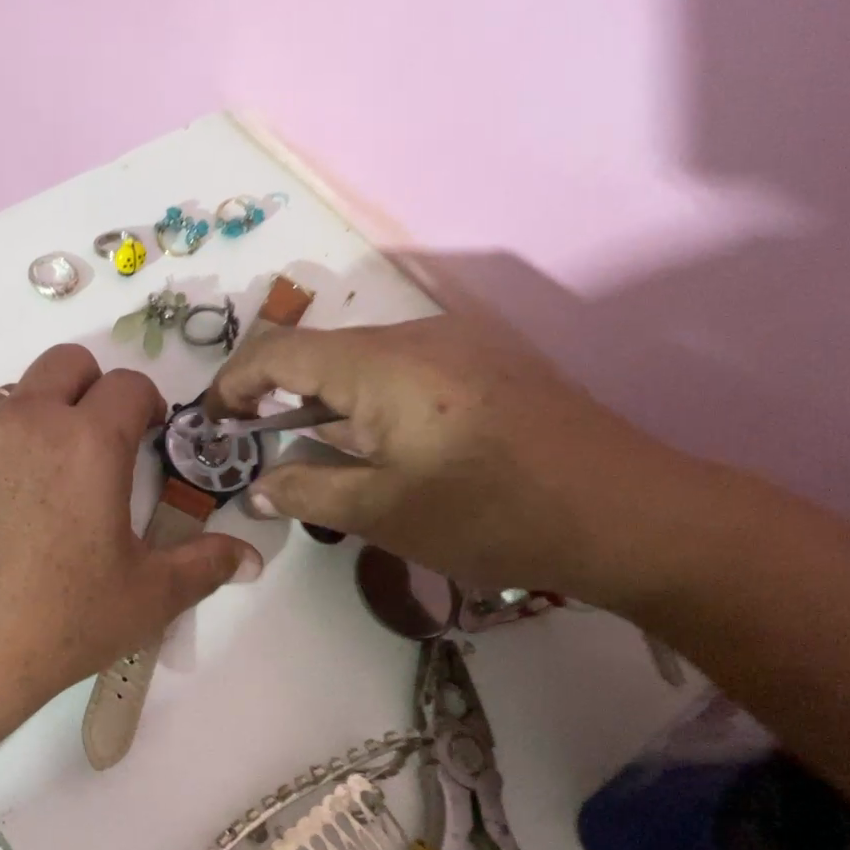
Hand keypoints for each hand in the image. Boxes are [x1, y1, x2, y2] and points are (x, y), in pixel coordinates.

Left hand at [0, 344, 258, 713]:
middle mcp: (24, 418)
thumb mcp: (146, 598)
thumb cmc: (58, 621)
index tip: (144, 435)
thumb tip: (247, 557)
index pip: (127, 384)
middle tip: (93, 442)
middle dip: (89, 388)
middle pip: (65, 362)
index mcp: (86, 440)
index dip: (144, 404)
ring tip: (34, 482)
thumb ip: (203, 565)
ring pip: (10, 395)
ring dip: (32, 419)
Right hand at [207, 315, 689, 596]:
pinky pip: (400, 365)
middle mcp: (411, 335)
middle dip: (276, 397)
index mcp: (378, 364)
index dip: (231, 385)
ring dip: (324, 400)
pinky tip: (387, 444)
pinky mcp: (485, 358)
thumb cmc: (494, 514)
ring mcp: (455, 341)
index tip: (212, 425)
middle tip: (263, 450)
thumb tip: (256, 487)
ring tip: (326, 455)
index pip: (274, 352)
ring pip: (358, 359)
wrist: (637, 514)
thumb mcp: (384, 513)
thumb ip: (305, 490)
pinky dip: (367, 397)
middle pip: (315, 352)